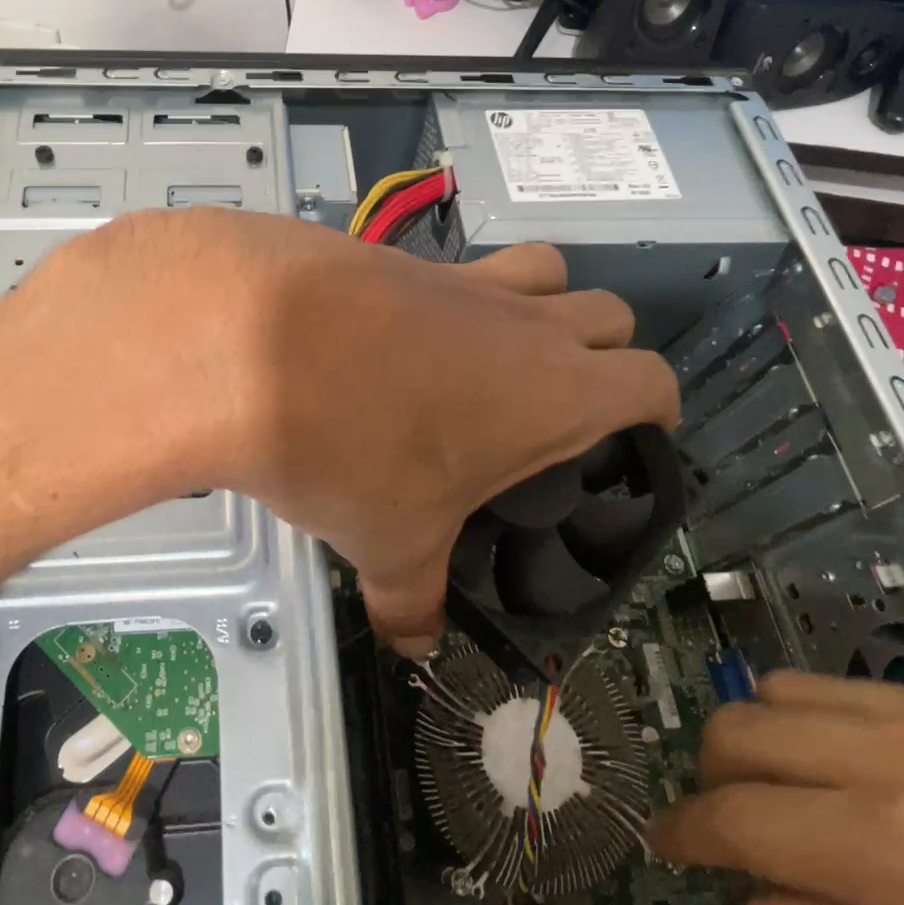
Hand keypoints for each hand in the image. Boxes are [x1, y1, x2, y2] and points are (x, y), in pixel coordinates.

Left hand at [0, 208, 678, 654]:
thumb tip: (412, 646)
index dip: (656, 409)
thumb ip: (409, 601)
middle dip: (605, 353)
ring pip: (545, 269)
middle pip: (609, 313)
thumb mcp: (389, 540)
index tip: (640, 435)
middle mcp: (525, 321)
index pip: (651, 382)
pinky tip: (407, 341)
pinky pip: (456, 268)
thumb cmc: (351, 447)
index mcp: (558, 391)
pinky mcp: (399, 258)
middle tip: (564, 403)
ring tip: (501, 356)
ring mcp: (461, 279)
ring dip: (545, 304)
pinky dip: (457, 295)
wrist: (248, 341)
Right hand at [651, 671, 903, 904]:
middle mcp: (900, 755)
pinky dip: (817, 718)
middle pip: (740, 730)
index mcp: (900, 844)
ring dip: (759, 738)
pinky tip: (856, 770)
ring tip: (782, 792)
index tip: (664, 847)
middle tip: (726, 831)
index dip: (684, 833)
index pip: (738, 817)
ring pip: (783, 689)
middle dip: (710, 778)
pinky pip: (852, 684)